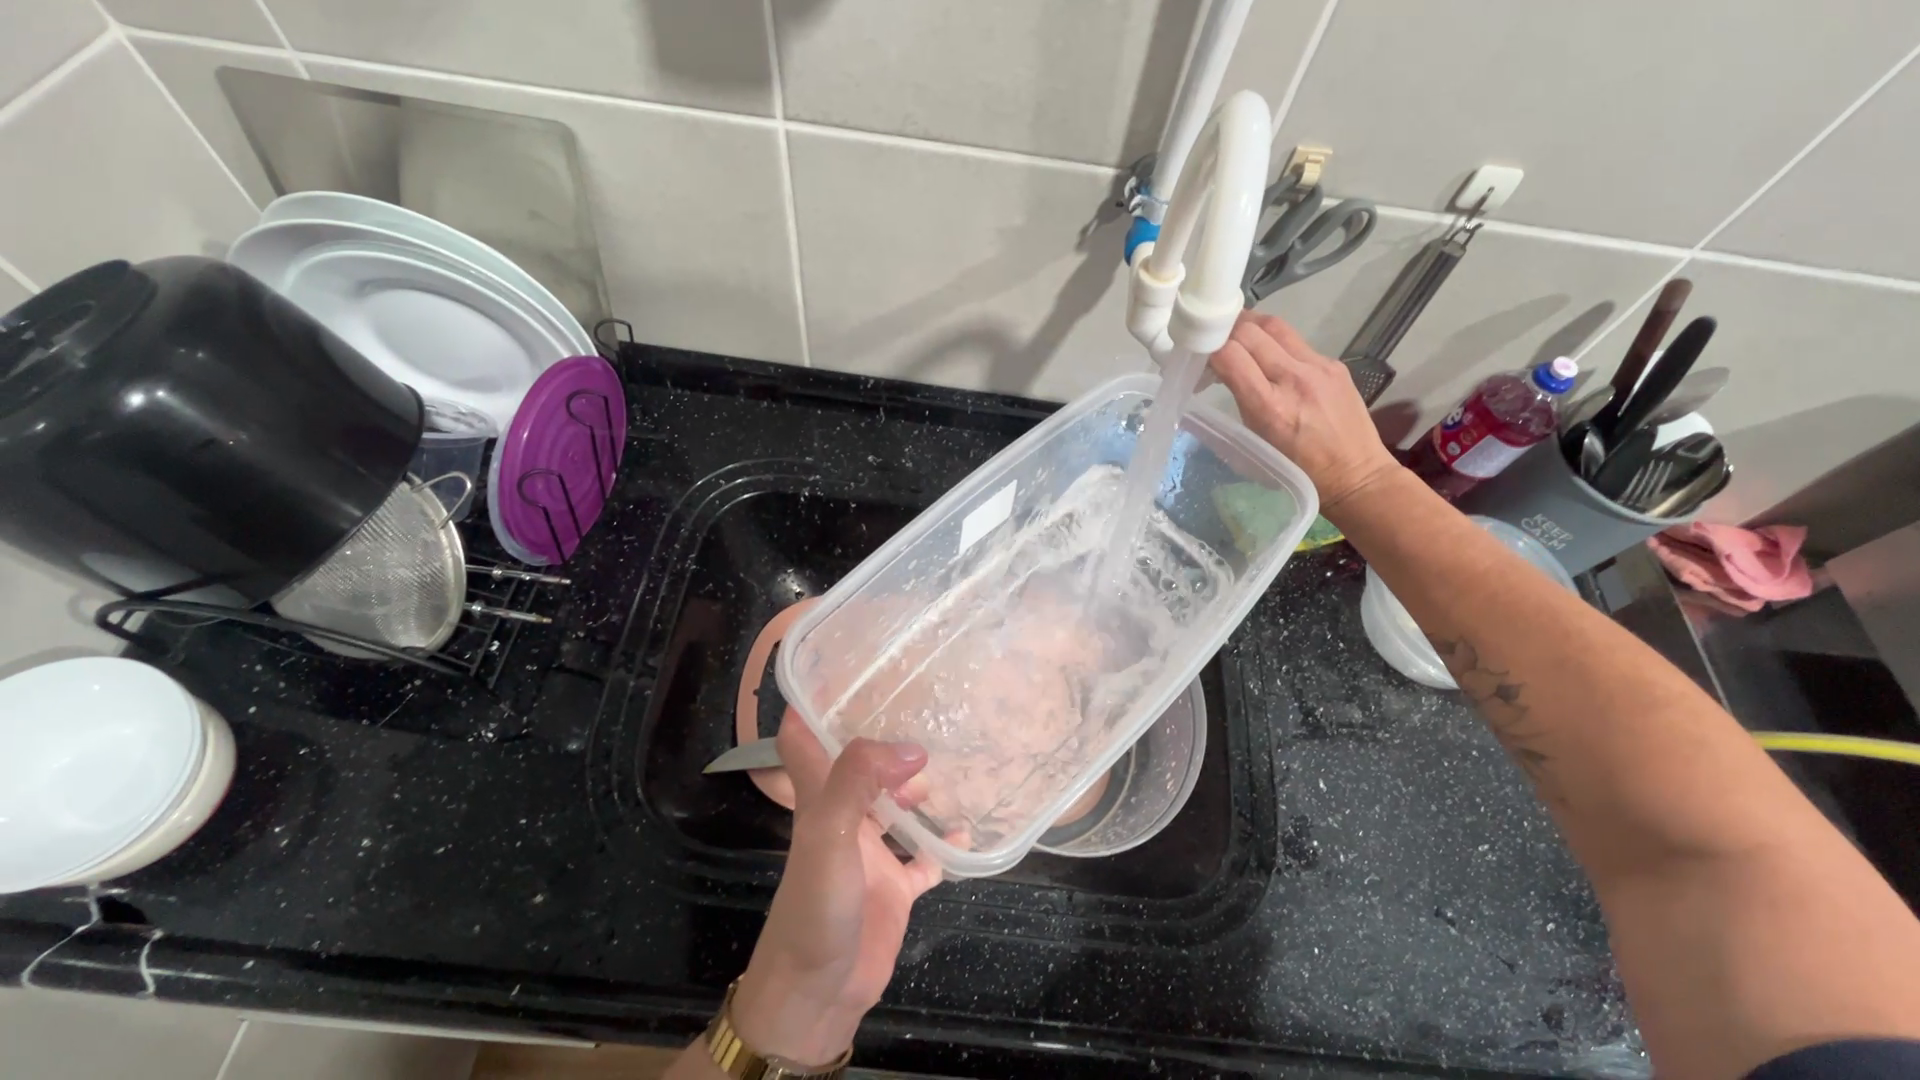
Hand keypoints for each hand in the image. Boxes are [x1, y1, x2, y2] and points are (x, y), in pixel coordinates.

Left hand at [729, 713, 941, 1066]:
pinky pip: (926, 858)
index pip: (804, 737)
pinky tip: (970, 830)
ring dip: (920, 786)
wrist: (818, 992)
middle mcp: (843, 817)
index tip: (850, 667)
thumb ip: (859, 782)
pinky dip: (946, 845)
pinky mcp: (895, 887)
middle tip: (932, 708)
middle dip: (887, 739)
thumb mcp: (828, 836)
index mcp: (818, 798)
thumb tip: (910, 746)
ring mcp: (870, 853)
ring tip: (959, 760)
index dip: (816, 701)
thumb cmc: (814, 908)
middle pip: (860, 765)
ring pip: (896, 806)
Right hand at [1210, 312, 1401, 511]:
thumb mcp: (1252, 446)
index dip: (1208, 348)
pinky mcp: (1334, 364)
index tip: (1198, 354)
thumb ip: (1235, 406)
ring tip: (1237, 338)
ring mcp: (1319, 367)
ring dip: (1250, 327)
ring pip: (1275, 326)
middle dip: (1226, 331)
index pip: (1229, 355)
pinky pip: (1296, 342)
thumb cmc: (1297, 472)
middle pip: (1250, 331)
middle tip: (1213, 340)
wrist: (1356, 476)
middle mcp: (1294, 380)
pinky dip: (1274, 343)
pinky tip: (1269, 357)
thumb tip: (1211, 377)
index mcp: (1269, 407)